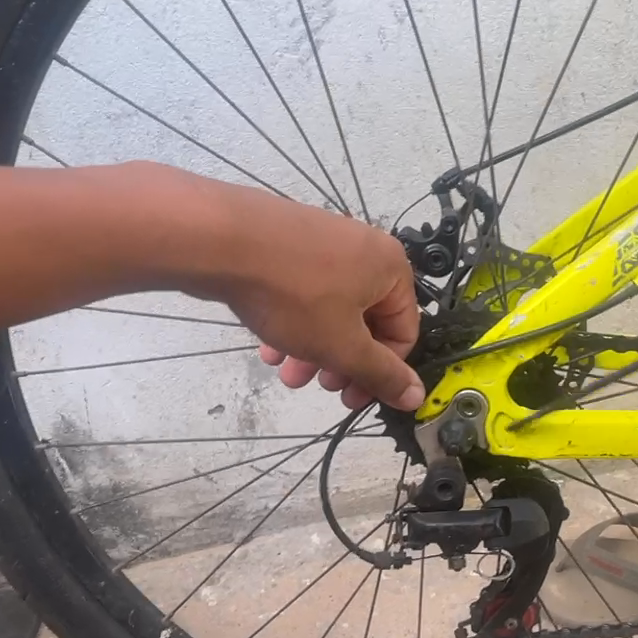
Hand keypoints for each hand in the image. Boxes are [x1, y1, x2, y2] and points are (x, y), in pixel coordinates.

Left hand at [200, 192, 423, 411]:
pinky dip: (295, 322)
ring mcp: (326, 242)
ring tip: (288, 374)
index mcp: (391, 269)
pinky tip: (269, 348)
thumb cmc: (293, 294)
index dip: (381, 372)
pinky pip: (306, 291)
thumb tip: (416, 397)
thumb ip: (381, 374)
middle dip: (342, 363)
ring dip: (315, 349)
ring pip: (332, 310)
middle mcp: (365, 250)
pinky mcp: (292, 242)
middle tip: (320, 386)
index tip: (352, 397)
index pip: (403, 332)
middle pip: (366, 322)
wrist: (221, 240)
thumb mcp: (342, 346)